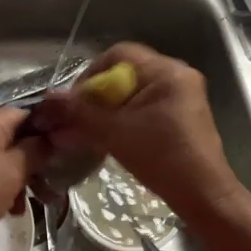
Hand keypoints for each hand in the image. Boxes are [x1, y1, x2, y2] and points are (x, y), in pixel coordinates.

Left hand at [0, 108, 41, 250]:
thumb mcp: (13, 171)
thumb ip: (36, 151)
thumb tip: (51, 137)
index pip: (28, 115)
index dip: (48, 131)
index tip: (65, 152)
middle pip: (16, 138)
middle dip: (35, 162)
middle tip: (52, 184)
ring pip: (4, 159)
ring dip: (20, 179)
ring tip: (31, 202)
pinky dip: (2, 187)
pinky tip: (10, 209)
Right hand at [33, 43, 244, 218]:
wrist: (203, 196)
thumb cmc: (162, 158)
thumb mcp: (114, 132)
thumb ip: (80, 112)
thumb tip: (48, 99)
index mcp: (166, 72)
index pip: (118, 55)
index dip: (91, 73)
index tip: (75, 101)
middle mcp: (177, 76)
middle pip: (124, 72)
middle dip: (97, 95)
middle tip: (79, 118)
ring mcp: (181, 96)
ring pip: (133, 92)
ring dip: (108, 109)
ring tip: (91, 130)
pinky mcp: (181, 116)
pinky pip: (145, 106)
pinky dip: (124, 118)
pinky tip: (111, 137)